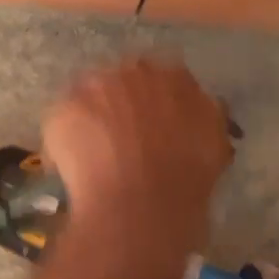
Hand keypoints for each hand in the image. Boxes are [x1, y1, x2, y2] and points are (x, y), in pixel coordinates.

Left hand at [41, 57, 232, 252]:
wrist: (140, 207)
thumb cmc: (185, 182)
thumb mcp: (215, 144)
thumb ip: (206, 115)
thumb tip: (200, 107)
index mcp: (175, 76)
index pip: (165, 79)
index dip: (157, 104)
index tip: (155, 126)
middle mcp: (134, 71)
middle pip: (124, 82)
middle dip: (122, 106)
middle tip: (124, 141)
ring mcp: (94, 87)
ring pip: (90, 99)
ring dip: (92, 120)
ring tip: (95, 156)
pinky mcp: (63, 109)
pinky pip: (62, 123)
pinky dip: (65, 142)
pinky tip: (74, 168)